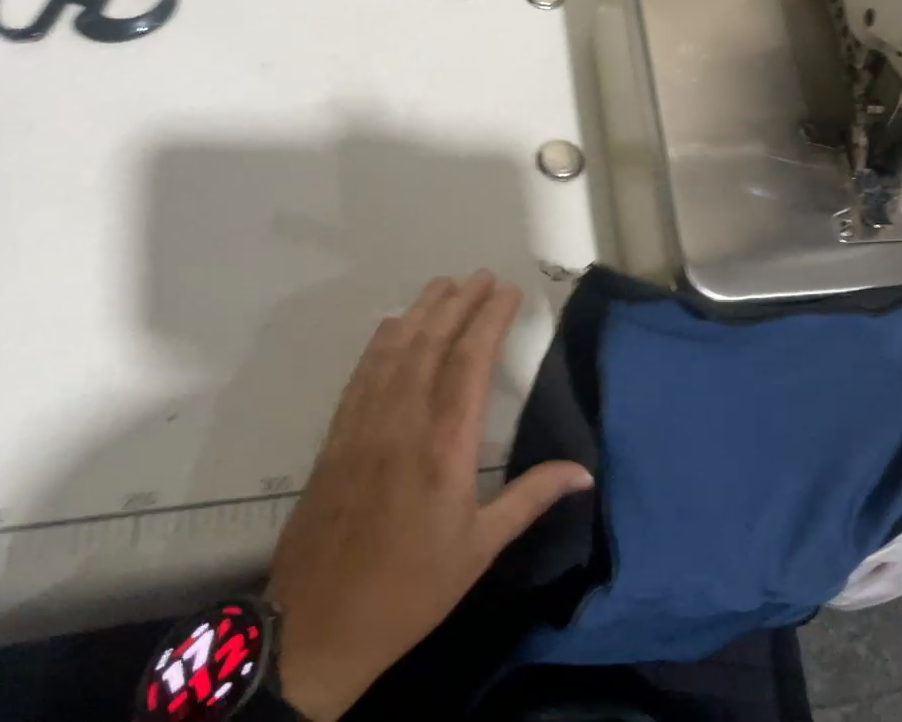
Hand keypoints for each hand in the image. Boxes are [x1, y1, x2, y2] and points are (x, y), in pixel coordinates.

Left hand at [266, 272, 593, 720]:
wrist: (316, 626)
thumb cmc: (410, 590)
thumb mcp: (479, 550)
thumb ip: (530, 499)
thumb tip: (584, 472)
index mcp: (444, 448)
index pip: (469, 363)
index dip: (490, 321)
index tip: (508, 292)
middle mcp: (402, 424)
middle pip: (430, 345)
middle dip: (458, 304)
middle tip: (481, 276)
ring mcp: (363, 427)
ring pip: (393, 351)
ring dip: (420, 312)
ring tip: (444, 286)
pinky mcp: (337, 439)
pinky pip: (362, 375)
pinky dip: (381, 342)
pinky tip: (391, 327)